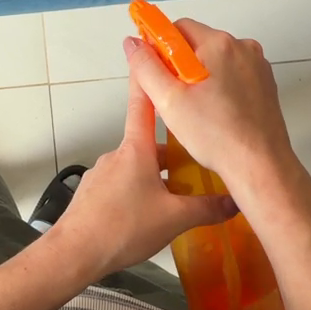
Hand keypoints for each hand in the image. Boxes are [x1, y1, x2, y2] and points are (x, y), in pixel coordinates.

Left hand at [44, 77, 237, 278]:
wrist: (74, 254)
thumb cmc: (123, 227)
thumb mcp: (174, 218)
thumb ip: (207, 209)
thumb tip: (236, 202)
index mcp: (135, 150)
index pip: (143, 104)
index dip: (148, 79)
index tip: (149, 55)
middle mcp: (116, 156)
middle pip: (149, 146)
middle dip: (172, 159)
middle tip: (197, 172)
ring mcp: (101, 176)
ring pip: (137, 171)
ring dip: (156, 181)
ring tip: (177, 204)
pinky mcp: (93, 196)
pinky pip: (123, 189)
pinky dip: (138, 196)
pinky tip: (149, 219)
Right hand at [121, 19, 302, 200]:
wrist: (260, 164)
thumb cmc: (214, 134)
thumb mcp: (168, 100)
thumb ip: (145, 67)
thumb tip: (133, 42)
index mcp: (219, 43)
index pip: (178, 28)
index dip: (161, 50)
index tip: (156, 76)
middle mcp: (243, 47)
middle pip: (198, 44)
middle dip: (180, 67)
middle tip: (174, 100)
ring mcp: (258, 66)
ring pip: (216, 62)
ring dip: (201, 79)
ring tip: (196, 112)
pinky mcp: (266, 85)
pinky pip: (234, 76)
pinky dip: (220, 89)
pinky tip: (216, 115)